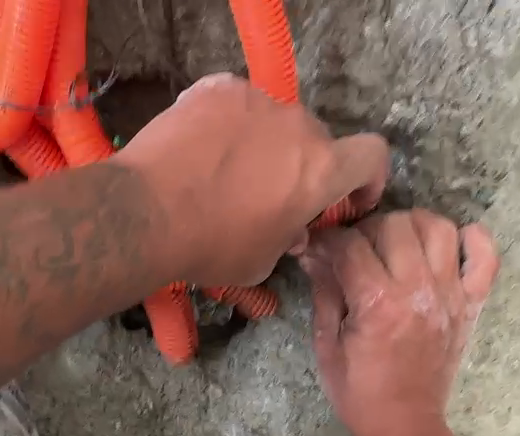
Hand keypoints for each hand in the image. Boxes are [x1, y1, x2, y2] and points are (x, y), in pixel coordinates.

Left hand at [117, 74, 388, 285]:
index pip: (372, 156)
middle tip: (276, 199)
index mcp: (320, 171)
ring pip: (276, 122)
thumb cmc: (212, 248)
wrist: (148, 213)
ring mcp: (256, 101)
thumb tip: (293, 229)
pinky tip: (208, 152)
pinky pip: (238, 105)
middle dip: (306, 169)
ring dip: (267, 147)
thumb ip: (288, 239)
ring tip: (232, 177)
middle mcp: (297, 126)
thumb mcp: (261, 263)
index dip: (369, 178)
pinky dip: (232, 125)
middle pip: (318, 141)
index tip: (354, 198)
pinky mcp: (218, 89)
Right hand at [301, 210, 499, 435]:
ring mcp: (450, 295)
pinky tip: (449, 248)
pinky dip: (472, 240)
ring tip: (398, 246)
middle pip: (395, 226)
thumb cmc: (359, 392)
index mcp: (377, 304)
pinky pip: (485, 255)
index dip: (330, 240)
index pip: (351, 245)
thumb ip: (324, 294)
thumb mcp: (327, 345)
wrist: (403, 425)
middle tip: (359, 252)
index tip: (322, 248)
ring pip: (438, 227)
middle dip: (369, 231)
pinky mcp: (471, 304)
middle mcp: (418, 290)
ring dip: (413, 227)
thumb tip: (313, 253)